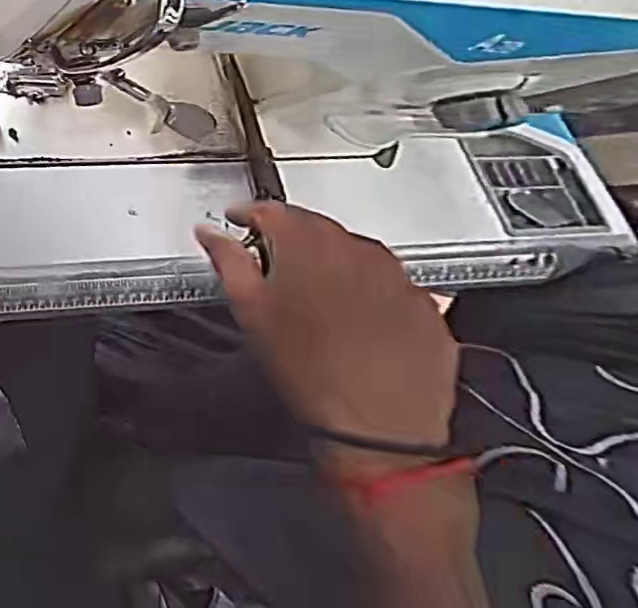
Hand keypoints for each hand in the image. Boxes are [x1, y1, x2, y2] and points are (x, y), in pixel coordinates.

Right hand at [194, 203, 458, 458]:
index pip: (272, 210)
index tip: (240, 220)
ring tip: (314, 296)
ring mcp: (398, 278)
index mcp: (308, 246)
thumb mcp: (249, 308)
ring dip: (330, 262)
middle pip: (315, 226)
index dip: (248, 214)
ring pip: (354, 252)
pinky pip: (390, 282)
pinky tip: (352, 317)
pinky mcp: (427, 306)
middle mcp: (358, 252)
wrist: (378, 428)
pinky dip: (367, 288)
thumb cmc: (310, 370)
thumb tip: (211, 235)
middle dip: (290, 238)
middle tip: (273, 265)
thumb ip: (227, 260)